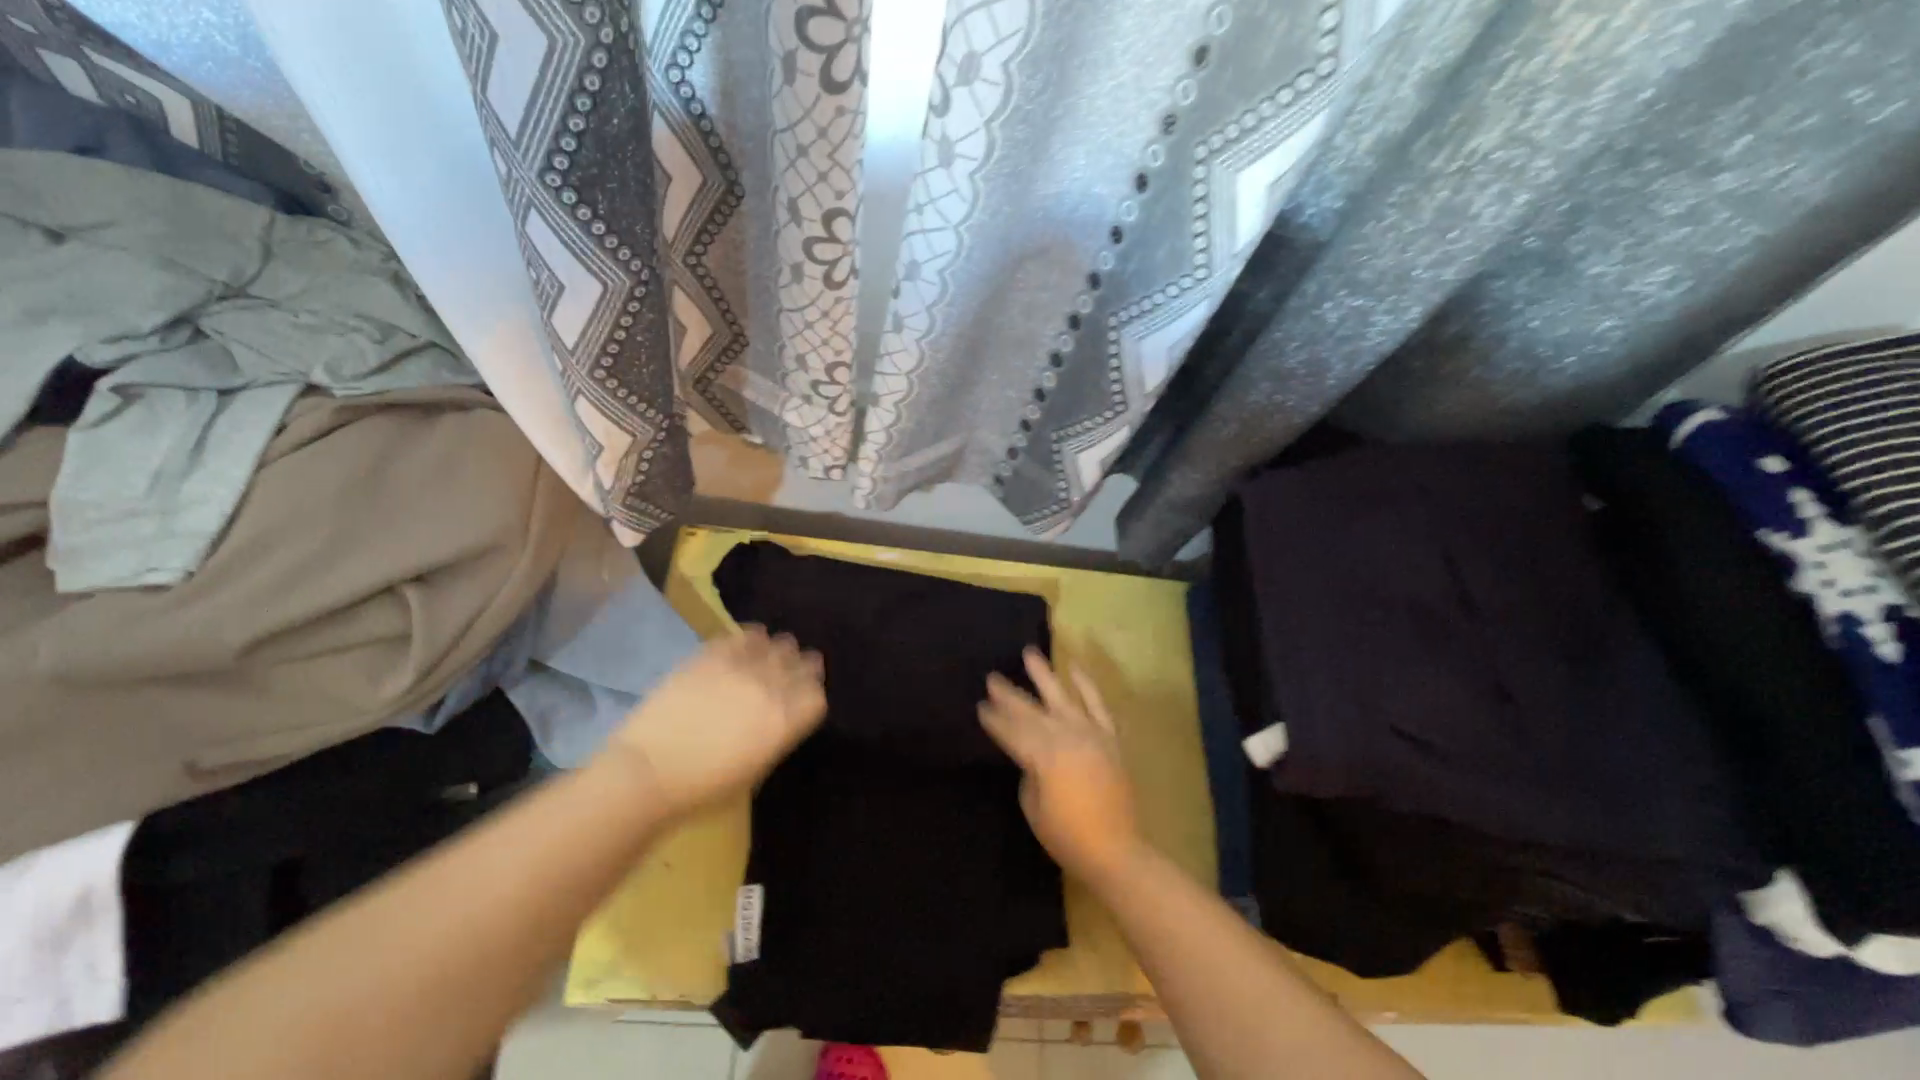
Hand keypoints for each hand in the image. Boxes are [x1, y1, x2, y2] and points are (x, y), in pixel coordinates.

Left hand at [608, 625, 825, 818]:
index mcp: (785, 723)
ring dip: (778, 650)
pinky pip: (742, 636)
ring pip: (776, 646)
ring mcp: (741, 668)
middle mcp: (771, 689)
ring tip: (771, 654)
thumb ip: (774, 737)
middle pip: (801, 665)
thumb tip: (777, 719)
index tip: (805, 693)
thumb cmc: (703, 787)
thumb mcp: (754, 770)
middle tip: (794, 669)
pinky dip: (750, 638)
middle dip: (801, 666)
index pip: (816, 695)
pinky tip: (748, 642)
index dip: (811, 693)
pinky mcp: (711, 656)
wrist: (650, 771)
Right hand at [979, 648, 1141, 883]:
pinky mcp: (1110, 738)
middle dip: (1009, 695)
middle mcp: (1065, 737)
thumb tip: (1032, 755)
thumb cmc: (1066, 835)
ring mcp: (1090, 734)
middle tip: (992, 678)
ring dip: (1044, 675)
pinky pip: (1098, 706)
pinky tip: (1075, 668)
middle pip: (1031, 711)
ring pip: (1062, 697)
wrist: (1114, 849)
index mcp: (1042, 756)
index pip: (1010, 731)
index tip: (980, 706)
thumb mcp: (1034, 805)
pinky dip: (1086, 685)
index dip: (993, 719)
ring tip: (1030, 653)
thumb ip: (1030, 773)